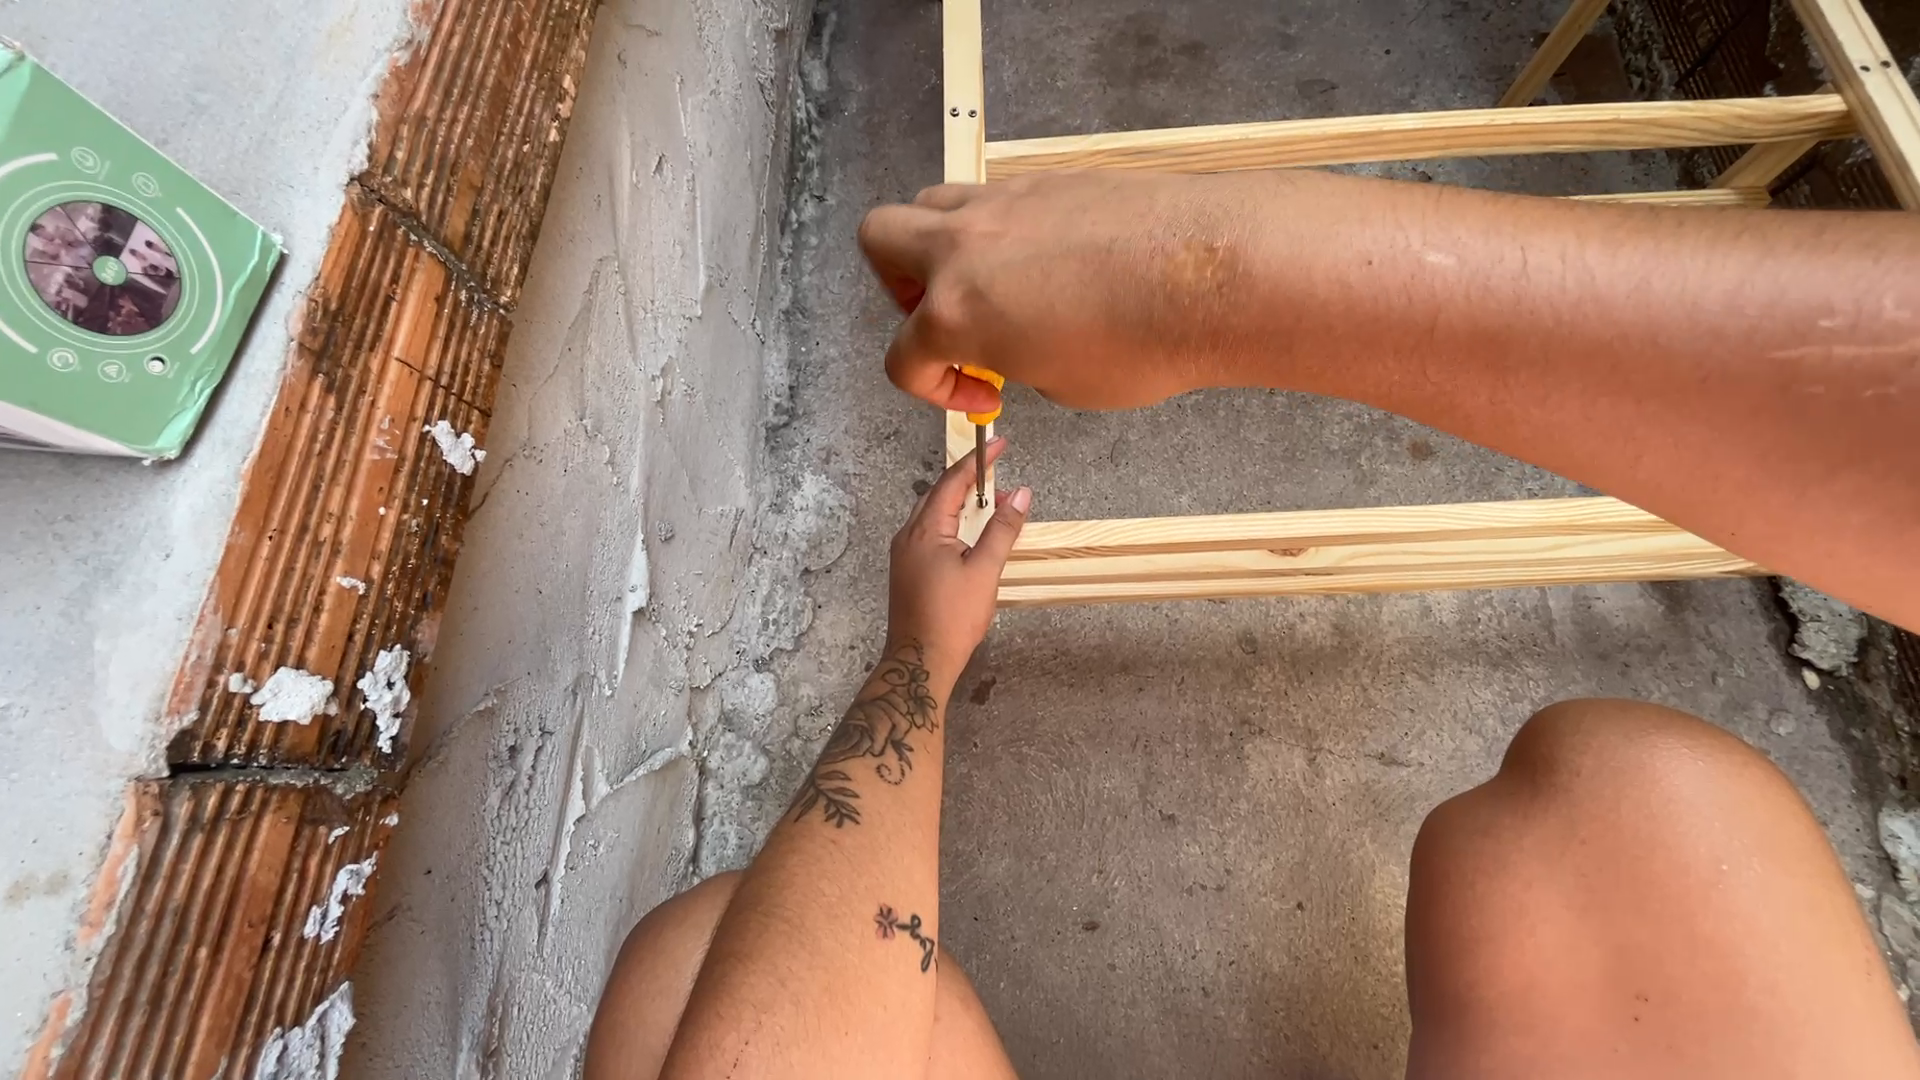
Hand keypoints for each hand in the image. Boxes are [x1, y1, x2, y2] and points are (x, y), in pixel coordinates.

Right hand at [858, 171, 1258, 413]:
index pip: (901, 357)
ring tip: (995, 286)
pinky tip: (1051, 263)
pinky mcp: (1048, 178)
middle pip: (880, 241)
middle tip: (949, 319)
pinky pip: (996, 199)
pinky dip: (1001, 233)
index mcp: (954, 313)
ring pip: (931, 204)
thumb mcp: (1063, 384)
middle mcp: (962, 247)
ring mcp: (1003, 202)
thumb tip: (1020, 343)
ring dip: (943, 249)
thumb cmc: (1139, 348)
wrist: (1214, 274)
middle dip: (899, 289)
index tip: (983, 395)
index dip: (934, 390)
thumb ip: (1017, 361)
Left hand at [886, 437, 1030, 679]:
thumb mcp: (985, 570)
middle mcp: (908, 536)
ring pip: (933, 514)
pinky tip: (970, 535)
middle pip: (939, 494)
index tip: (999, 442)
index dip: (978, 460)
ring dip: (962, 503)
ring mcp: (904, 554)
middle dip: (970, 479)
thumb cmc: (952, 618)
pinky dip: (953, 523)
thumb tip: (1021, 494)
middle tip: (1000, 472)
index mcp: (924, 530)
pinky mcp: (907, 570)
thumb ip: (1003, 529)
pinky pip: (929, 533)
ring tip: (993, 503)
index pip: (952, 481)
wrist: (919, 660)